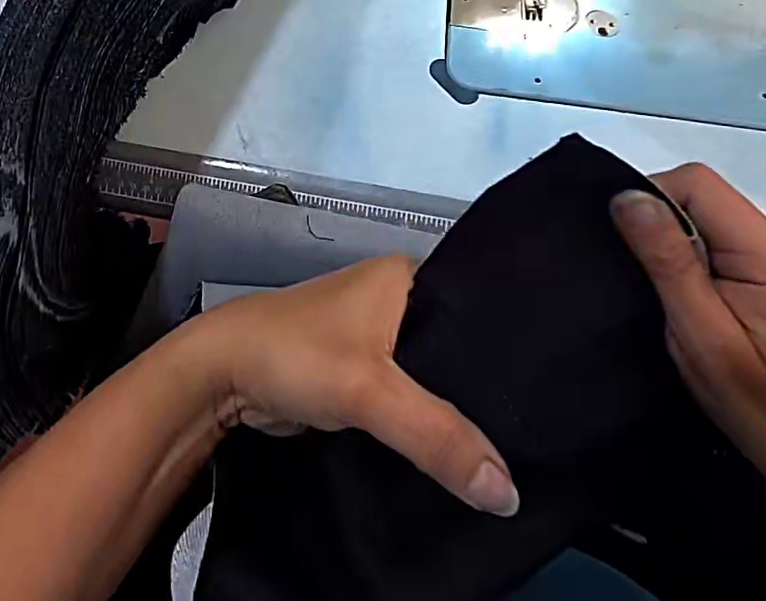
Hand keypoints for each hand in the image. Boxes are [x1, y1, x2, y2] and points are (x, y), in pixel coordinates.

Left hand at [183, 256, 520, 516]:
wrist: (221, 374)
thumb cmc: (293, 353)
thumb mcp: (369, 390)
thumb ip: (437, 437)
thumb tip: (506, 491)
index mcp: (406, 275)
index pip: (475, 308)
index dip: (507, 350)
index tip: (544, 393)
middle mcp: (395, 296)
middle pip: (453, 345)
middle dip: (479, 385)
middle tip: (528, 429)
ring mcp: (376, 332)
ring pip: (429, 372)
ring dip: (449, 405)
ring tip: (501, 443)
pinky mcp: (359, 366)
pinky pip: (406, 392)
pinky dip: (422, 416)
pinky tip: (449, 444)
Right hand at [610, 165, 765, 505]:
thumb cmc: (759, 408)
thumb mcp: (699, 336)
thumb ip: (667, 260)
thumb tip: (630, 198)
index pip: (701, 185)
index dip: (655, 198)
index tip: (635, 242)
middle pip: (710, 200)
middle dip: (673, 232)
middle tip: (665, 288)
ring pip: (719, 219)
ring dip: (692, 248)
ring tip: (691, 300)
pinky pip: (736, 238)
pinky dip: (712, 260)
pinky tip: (716, 301)